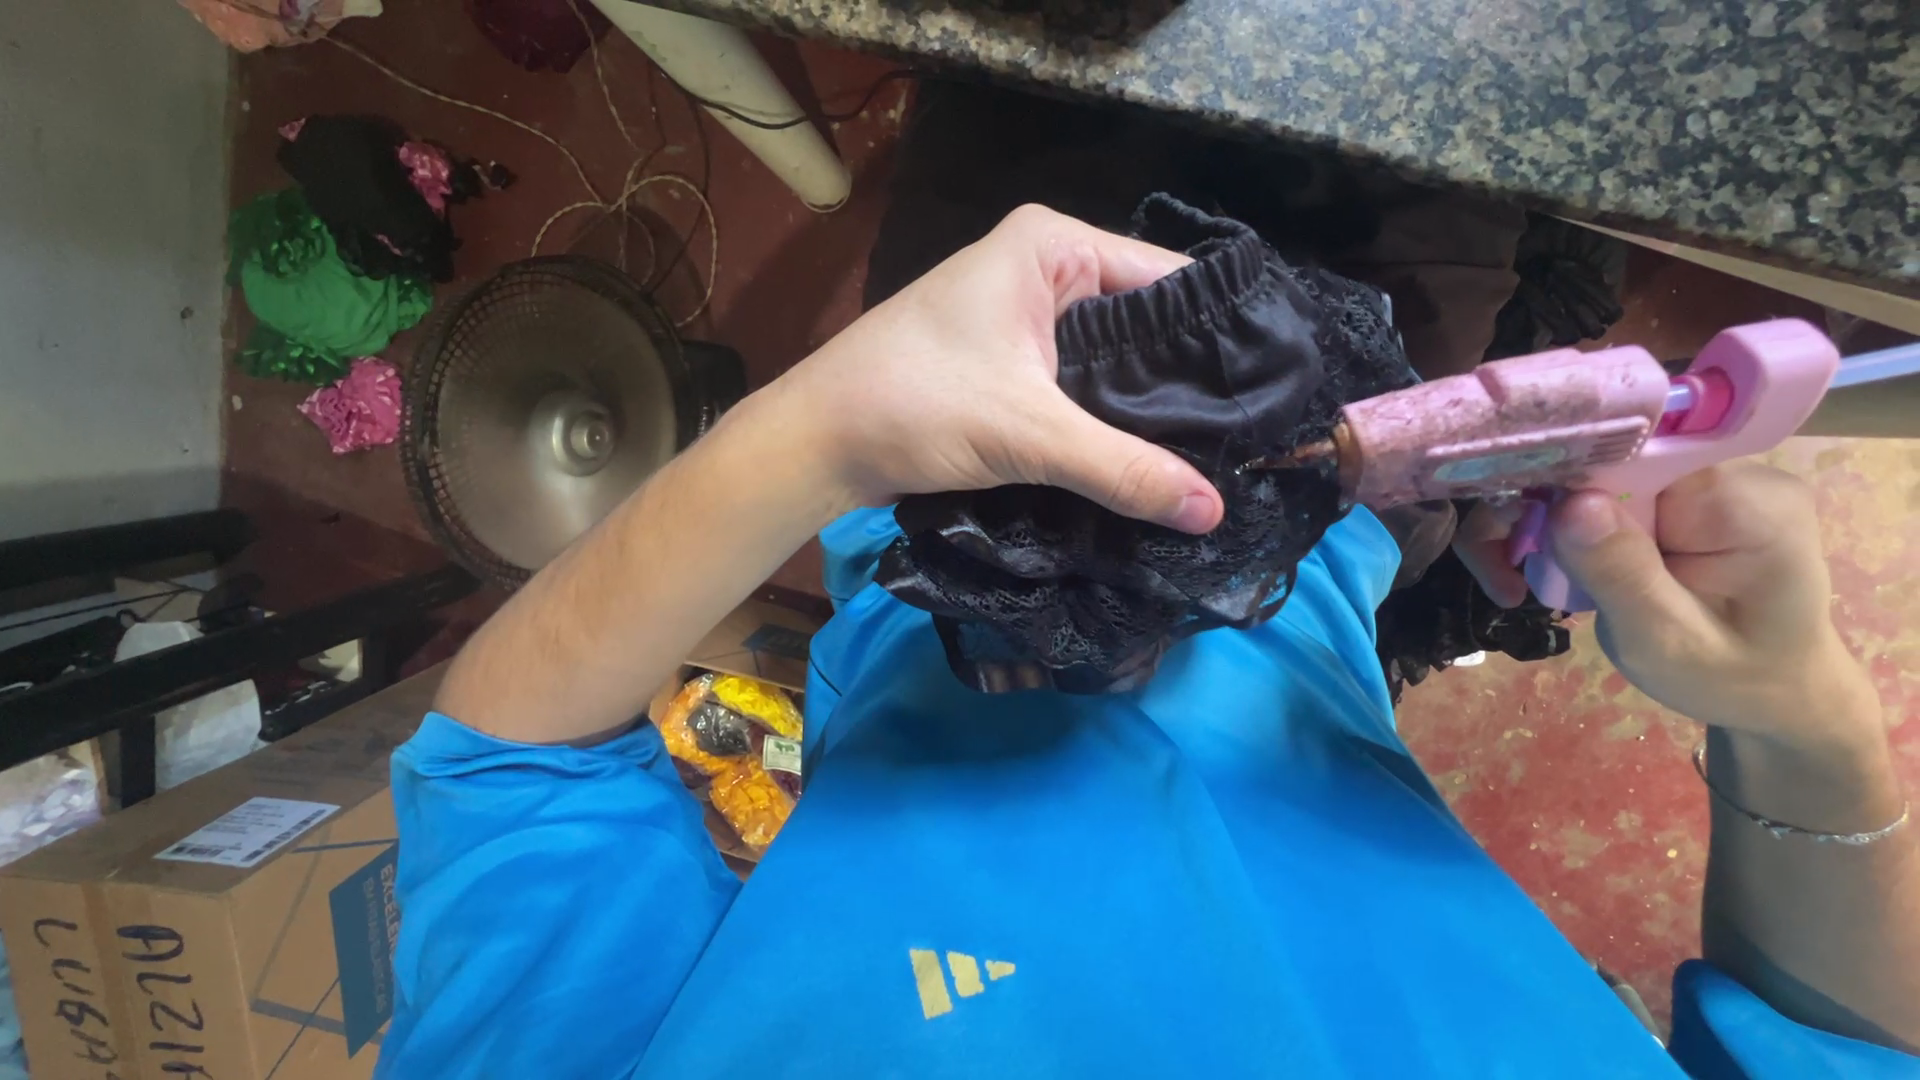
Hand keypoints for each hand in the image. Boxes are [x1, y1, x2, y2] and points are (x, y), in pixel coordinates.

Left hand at [767, 204, 1223, 533]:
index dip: (1217, 339)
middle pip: (1139, 324)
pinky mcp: (1004, 360)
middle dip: (1180, 381)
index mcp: (1052, 246)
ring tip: (1210, 456)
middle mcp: (1041, 268)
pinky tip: (1141, 458)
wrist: (818, 440)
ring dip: (1140, 407)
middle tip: (1245, 440)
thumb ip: (1121, 468)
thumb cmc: (914, 406)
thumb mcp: (1026, 433)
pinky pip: (1073, 384)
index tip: (1267, 397)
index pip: (1168, 282)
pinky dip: (1100, 418)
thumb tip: (1211, 512)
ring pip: (1106, 361)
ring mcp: (1020, 316)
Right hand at [1456, 463, 1878, 747]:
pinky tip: (1540, 571)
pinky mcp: (1667, 495)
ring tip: (1511, 583)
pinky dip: (1545, 533)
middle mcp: (1721, 472)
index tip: (1511, 537)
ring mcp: (1692, 481)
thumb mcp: (1666, 639)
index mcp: (1741, 501)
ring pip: (1575, 479)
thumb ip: (1622, 571)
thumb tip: (1571, 501)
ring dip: (1526, 529)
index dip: (1555, 484)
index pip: (1626, 459)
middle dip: (1527, 517)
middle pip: (1589, 464)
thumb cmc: (1728, 678)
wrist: (1773, 692)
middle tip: (1501, 580)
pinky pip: (1583, 494)